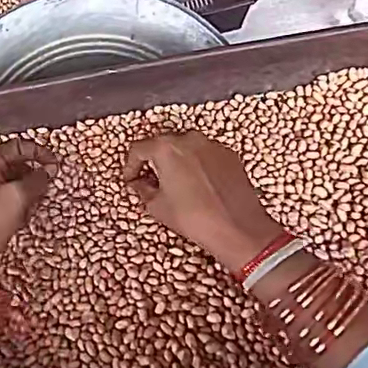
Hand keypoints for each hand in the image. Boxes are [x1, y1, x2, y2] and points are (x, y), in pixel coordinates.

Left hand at [0, 138, 59, 282]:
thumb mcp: (17, 196)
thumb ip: (37, 179)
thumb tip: (48, 171)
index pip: (14, 145)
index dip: (37, 151)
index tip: (53, 160)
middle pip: (15, 164)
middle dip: (35, 171)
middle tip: (51, 179)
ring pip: (15, 183)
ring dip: (31, 189)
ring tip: (39, 198)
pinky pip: (12, 201)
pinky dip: (23, 203)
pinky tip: (28, 213)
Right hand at [124, 132, 284, 271]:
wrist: (237, 227)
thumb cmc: (195, 217)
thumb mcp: (157, 206)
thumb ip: (142, 189)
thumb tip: (140, 184)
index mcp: (166, 148)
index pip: (139, 149)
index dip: (130, 166)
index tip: (130, 178)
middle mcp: (189, 139)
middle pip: (162, 144)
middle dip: (153, 161)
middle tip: (148, 181)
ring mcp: (212, 145)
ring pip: (185, 148)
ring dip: (175, 162)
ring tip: (174, 185)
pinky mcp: (229, 155)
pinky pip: (204, 155)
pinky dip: (196, 165)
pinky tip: (196, 186)